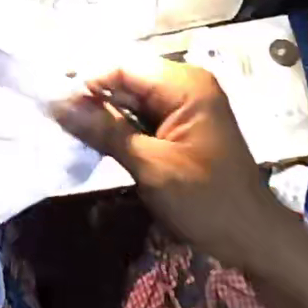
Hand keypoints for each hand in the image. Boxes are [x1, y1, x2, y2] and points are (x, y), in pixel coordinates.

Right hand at [54, 58, 303, 270]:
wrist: (255, 240)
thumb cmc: (209, 203)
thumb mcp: (152, 167)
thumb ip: (105, 131)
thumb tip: (58, 104)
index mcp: (185, 85)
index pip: (123, 66)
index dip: (86, 80)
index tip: (52, 102)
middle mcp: (185, 84)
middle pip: (125, 77)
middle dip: (91, 96)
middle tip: (54, 116)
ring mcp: (183, 103)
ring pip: (129, 96)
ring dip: (102, 111)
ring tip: (66, 125)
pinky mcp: (179, 123)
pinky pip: (139, 113)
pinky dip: (118, 124)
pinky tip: (94, 136)